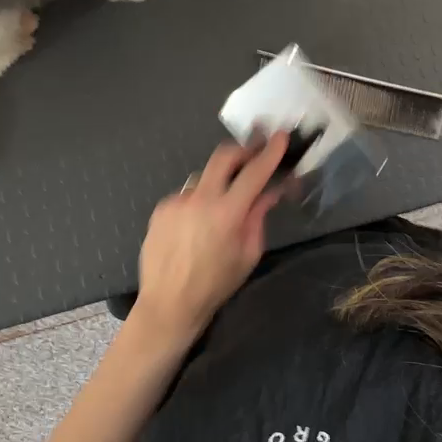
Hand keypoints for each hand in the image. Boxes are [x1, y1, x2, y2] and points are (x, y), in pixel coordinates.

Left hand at [130, 134, 287, 343]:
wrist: (168, 304)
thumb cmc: (216, 284)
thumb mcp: (248, 253)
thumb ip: (258, 217)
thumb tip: (269, 192)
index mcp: (226, 213)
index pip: (254, 173)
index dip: (270, 152)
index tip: (280, 137)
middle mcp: (200, 199)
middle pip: (223, 156)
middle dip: (242, 150)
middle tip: (253, 154)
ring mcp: (177, 201)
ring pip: (203, 178)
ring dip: (218, 184)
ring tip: (221, 208)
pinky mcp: (161, 209)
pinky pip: (187, 196)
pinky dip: (198, 203)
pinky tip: (197, 226)